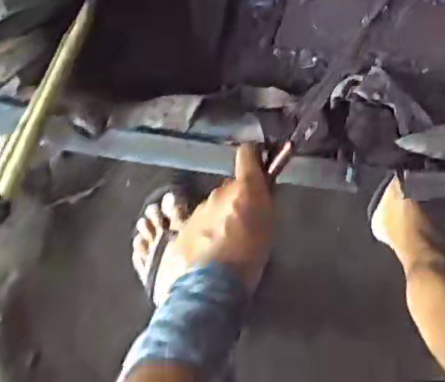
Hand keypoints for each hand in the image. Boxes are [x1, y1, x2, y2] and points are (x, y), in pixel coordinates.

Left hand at [173, 142, 273, 290]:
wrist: (207, 292)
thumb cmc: (248, 257)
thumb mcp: (268, 225)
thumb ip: (263, 201)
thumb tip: (260, 189)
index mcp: (244, 187)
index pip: (247, 153)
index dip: (252, 154)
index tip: (256, 158)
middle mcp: (217, 193)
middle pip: (228, 189)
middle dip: (234, 201)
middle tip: (241, 222)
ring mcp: (194, 213)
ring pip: (208, 209)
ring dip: (214, 220)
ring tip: (220, 246)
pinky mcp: (176, 234)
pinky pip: (190, 227)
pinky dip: (197, 236)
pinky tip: (202, 256)